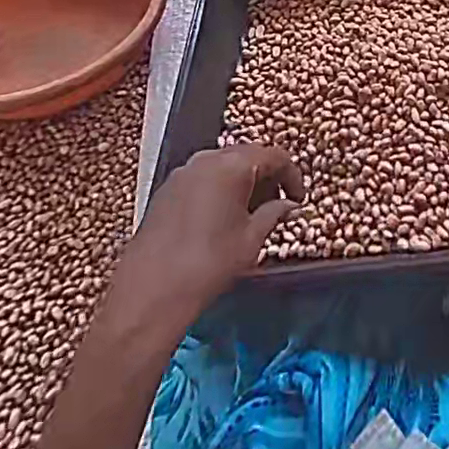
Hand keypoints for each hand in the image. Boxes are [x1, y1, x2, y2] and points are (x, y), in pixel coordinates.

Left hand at [109, 143, 303, 332]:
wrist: (149, 293)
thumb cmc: (209, 264)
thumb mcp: (251, 240)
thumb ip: (274, 214)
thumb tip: (288, 206)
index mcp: (233, 165)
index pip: (275, 156)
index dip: (292, 176)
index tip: (298, 199)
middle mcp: (206, 159)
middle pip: (248, 155)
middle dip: (268, 176)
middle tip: (279, 205)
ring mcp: (183, 173)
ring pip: (223, 165)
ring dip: (243, 181)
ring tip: (251, 213)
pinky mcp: (166, 189)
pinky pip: (203, 177)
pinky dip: (220, 188)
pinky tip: (222, 217)